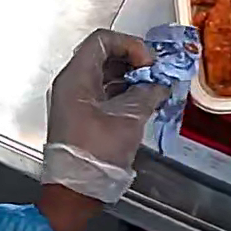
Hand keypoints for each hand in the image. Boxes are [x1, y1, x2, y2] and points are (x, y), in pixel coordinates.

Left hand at [41, 30, 169, 205]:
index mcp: (75, 77)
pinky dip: (121, 91)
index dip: (130, 45)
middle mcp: (69, 83)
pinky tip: (141, 100)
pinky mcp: (78, 114)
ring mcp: (72, 98)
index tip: (150, 62)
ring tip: (153, 88)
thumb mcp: (129, 119)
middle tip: (155, 74)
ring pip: (102, 73)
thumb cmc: (96, 153)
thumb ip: (147, 93)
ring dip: (129, 76)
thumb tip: (160, 83)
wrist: (74, 190)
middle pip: (102, 54)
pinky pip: (101, 91)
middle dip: (132, 60)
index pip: (102, 40)